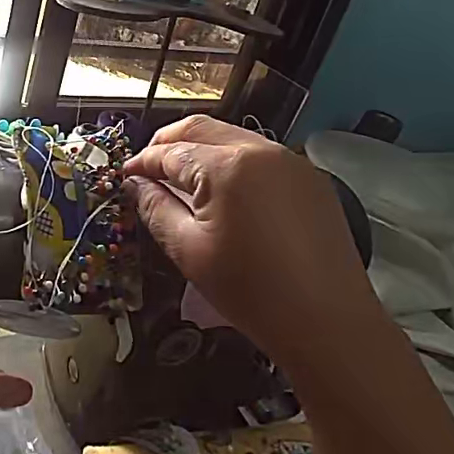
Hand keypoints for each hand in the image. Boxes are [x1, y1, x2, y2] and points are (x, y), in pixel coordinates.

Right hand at [121, 116, 381, 358]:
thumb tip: (135, 184)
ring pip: (230, 137)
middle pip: (200, 128)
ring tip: (180, 181)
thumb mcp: (189, 250)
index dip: (141, 163)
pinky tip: (222, 192)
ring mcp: (290, 161)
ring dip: (199, 150)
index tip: (124, 177)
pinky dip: (231, 161)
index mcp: (227, 166)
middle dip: (167, 144)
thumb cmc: (251, 291)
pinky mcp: (309, 178)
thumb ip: (155, 208)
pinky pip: (258, 155)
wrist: (330, 324)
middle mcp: (260, 150)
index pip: (170, 151)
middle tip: (147, 171)